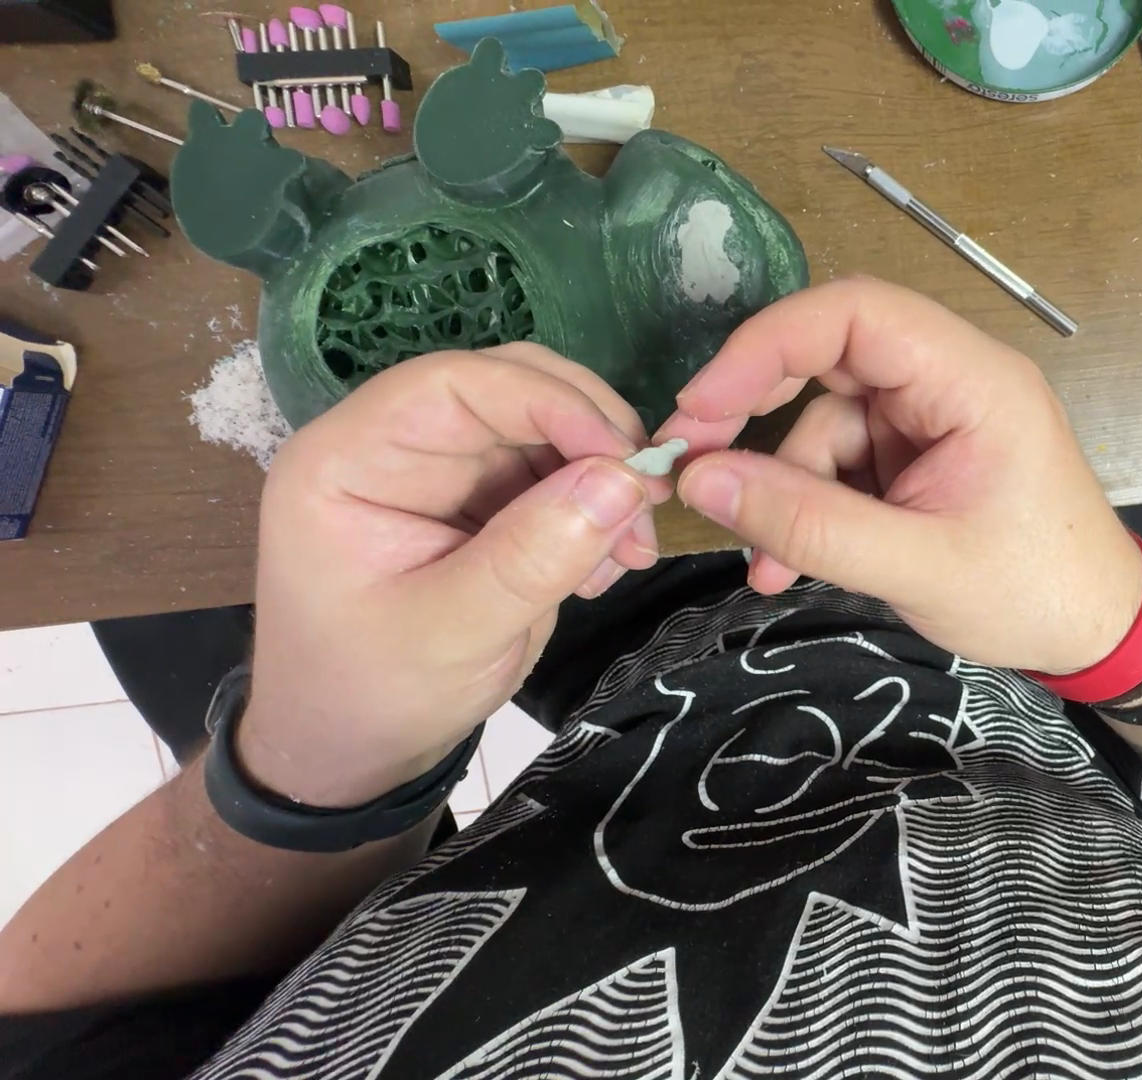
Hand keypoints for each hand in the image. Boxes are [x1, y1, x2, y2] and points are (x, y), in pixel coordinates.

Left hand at [241, 345, 667, 806]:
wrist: (364, 743)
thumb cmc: (378, 692)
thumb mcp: (453, 634)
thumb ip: (533, 557)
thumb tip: (625, 482)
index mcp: (357, 460)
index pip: (460, 385)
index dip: (552, 403)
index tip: (627, 462)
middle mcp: (408, 448)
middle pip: (519, 387)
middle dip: (597, 435)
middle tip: (650, 498)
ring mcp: (458, 472)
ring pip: (559, 428)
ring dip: (612, 479)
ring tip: (634, 552)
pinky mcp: (500, 501)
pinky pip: (573, 475)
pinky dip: (609, 510)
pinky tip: (611, 564)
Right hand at [658, 277, 1141, 673]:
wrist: (1095, 633)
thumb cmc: (1032, 595)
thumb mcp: (918, 566)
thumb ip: (809, 525)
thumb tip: (700, 479)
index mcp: (973, 381)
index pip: (857, 314)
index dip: (766, 346)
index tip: (701, 408)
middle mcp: (951, 382)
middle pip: (831, 361)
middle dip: (760, 418)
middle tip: (697, 469)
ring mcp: (933, 421)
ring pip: (828, 424)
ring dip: (786, 492)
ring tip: (768, 566)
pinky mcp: (920, 458)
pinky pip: (845, 466)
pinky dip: (812, 510)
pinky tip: (790, 564)